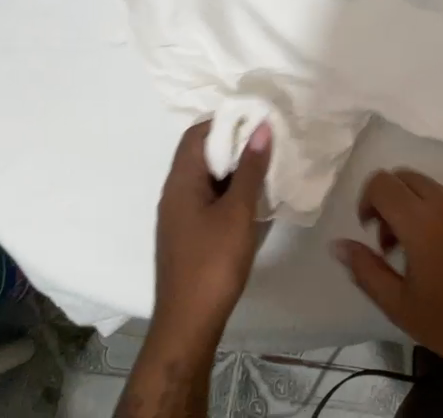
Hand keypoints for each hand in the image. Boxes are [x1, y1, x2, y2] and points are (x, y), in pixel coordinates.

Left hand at [150, 120, 271, 345]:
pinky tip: (253, 200)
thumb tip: (261, 126)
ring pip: (206, 178)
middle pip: (201, 154)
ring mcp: (179, 216)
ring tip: (266, 166)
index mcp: (180, 182)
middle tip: (268, 141)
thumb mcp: (238, 212)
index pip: (197, 134)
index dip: (226, 121)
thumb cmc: (213, 263)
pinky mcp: (188, 234)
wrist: (188, 323)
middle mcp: (174, 193)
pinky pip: (207, 199)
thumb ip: (250, 169)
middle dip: (233, 144)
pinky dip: (229, 191)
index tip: (257, 120)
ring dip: (233, 169)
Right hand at [332, 170, 442, 386]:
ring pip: (432, 188)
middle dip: (390, 202)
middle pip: (406, 177)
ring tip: (421, 255)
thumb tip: (339, 244)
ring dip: (416, 208)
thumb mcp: (401, 306)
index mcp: (421, 219)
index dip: (367, 201)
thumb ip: (366, 270)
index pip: (382, 182)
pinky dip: (442, 214)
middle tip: (392, 246)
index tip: (371, 233)